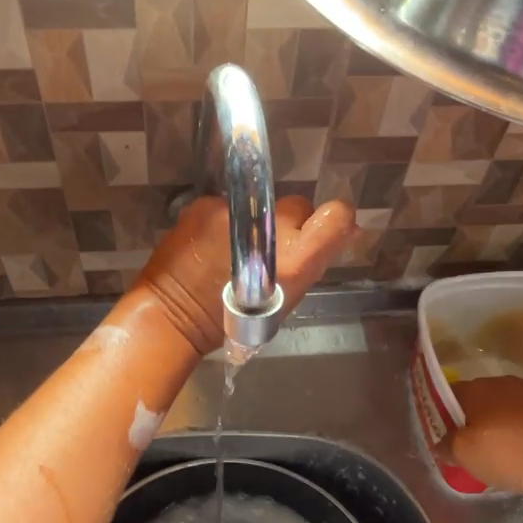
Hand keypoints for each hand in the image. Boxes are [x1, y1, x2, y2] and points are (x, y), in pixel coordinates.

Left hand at [133, 195, 355, 356]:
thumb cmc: (235, 319)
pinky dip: (225, 221)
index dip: (337, 219)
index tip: (328, 227)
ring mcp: (236, 212)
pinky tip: (211, 244)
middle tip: (269, 248)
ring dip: (255, 221)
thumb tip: (347, 230)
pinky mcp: (206, 204)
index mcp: (295, 260)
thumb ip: (313, 262)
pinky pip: (230, 206)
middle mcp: (270, 228)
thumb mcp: (287, 297)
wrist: (174, 316)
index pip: (336, 217)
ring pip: (262, 205)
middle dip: (290, 223)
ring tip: (234, 248)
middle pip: (298, 206)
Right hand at [449, 376, 522, 494]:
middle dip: (471, 423)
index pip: (447, 395)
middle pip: (477, 401)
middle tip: (470, 451)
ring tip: (501, 455)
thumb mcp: (467, 455)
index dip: (440, 417)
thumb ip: (447, 445)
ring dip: (499, 428)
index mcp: (477, 388)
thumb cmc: (515, 453)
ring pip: (505, 409)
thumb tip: (442, 442)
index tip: (443, 440)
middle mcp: (503, 383)